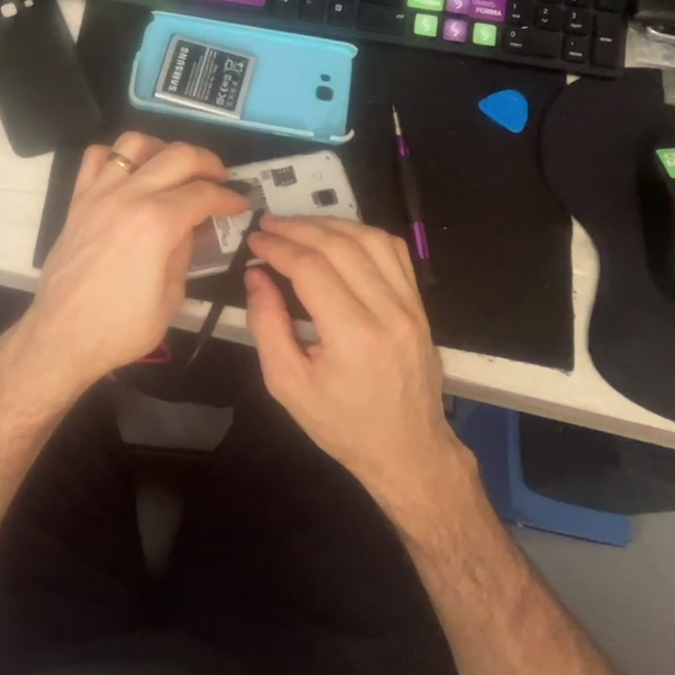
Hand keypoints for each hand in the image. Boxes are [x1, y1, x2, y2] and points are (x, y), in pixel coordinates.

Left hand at [4, 132, 246, 399]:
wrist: (62, 336)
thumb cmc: (120, 328)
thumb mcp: (171, 298)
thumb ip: (184, 253)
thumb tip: (190, 228)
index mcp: (156, 223)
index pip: (204, 194)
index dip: (228, 197)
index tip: (239, 204)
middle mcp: (128, 197)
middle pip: (178, 156)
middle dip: (208, 163)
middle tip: (219, 181)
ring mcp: (98, 194)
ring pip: (134, 144)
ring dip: (162, 150)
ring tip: (174, 171)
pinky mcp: (77, 201)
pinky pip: (96, 158)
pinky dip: (117, 157)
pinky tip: (130, 175)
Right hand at [243, 215, 465, 505]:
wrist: (406, 449)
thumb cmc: (341, 424)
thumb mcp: (286, 384)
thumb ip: (267, 325)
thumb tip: (256, 276)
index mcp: (352, 336)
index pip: (311, 269)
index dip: (278, 247)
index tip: (253, 241)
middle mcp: (388, 313)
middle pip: (340, 246)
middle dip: (298, 228)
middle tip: (267, 225)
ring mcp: (411, 307)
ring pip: (371, 240)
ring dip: (330, 224)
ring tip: (297, 226)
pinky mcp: (420, 307)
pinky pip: (395, 253)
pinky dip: (362, 235)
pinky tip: (337, 236)